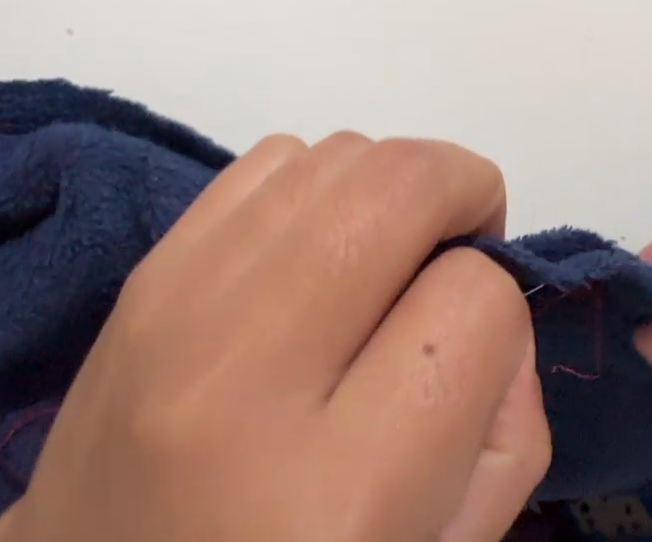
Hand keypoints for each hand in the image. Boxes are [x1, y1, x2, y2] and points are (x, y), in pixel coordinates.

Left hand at [0, 134, 550, 541]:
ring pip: (334, 157)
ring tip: (388, 248)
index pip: (473, 305)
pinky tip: (314, 243)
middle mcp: (248, 375)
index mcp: (338, 494)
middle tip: (463, 243)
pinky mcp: (148, 268)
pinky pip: (268, 161)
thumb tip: (497, 304)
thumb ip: (503, 435)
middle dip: (462, 191)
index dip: (503, 307)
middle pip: (398, 189)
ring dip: (391, 184)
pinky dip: (319, 181)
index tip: (478, 342)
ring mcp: (181, 305)